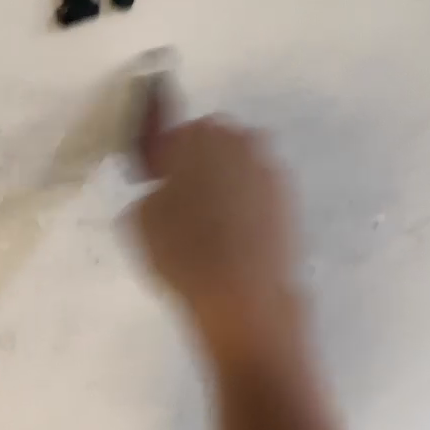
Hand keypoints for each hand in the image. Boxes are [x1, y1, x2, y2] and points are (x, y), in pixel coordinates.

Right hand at [131, 115, 304, 359]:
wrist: (243, 294)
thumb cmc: (184, 255)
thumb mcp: (140, 222)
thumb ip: (149, 192)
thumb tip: (161, 190)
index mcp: (198, 136)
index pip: (174, 134)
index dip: (162, 160)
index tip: (154, 183)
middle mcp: (240, 139)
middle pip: (211, 145)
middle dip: (195, 168)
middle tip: (179, 206)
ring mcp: (270, 167)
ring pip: (236, 169)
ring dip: (221, 187)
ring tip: (206, 227)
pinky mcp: (289, 198)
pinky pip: (255, 194)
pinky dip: (242, 207)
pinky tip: (230, 239)